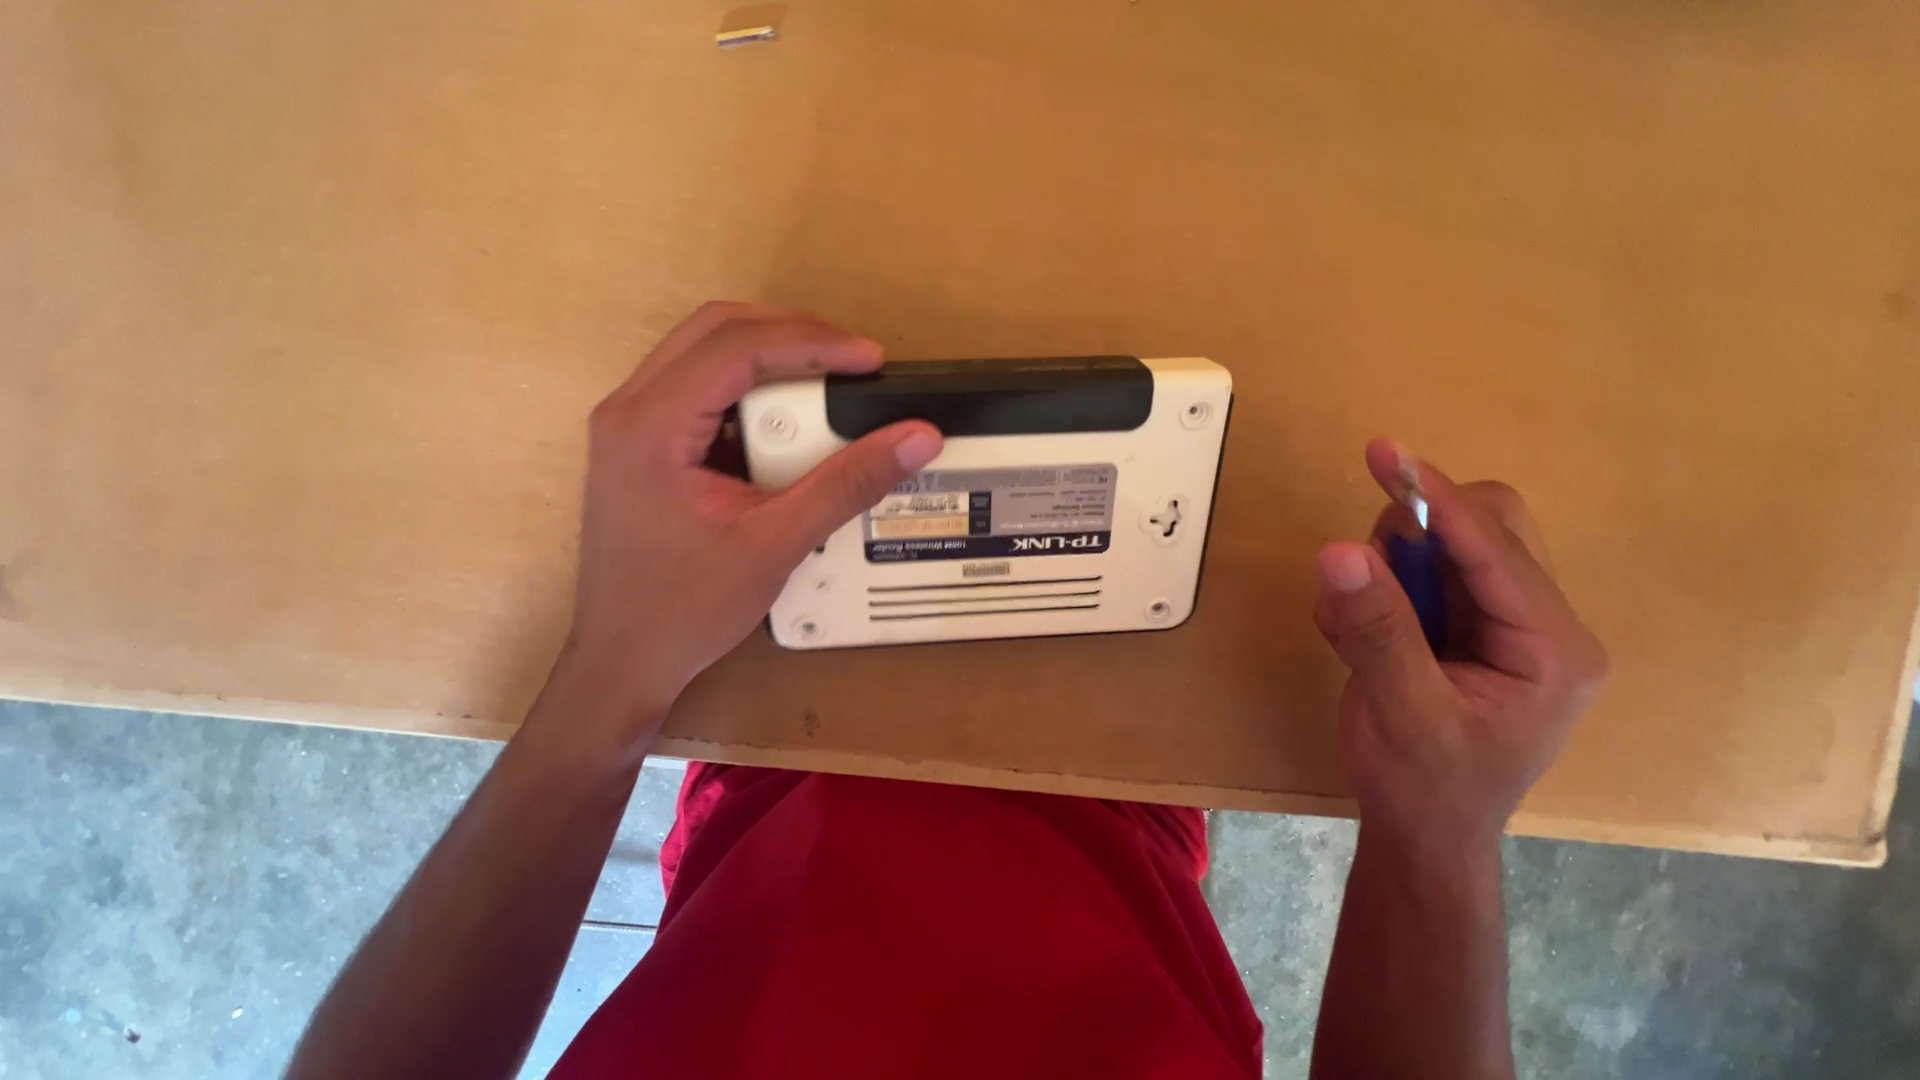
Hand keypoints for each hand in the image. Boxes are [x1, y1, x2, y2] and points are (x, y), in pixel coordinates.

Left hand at [541, 302, 942, 746]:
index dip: (811, 342)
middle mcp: (628, 411)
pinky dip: (748, 393)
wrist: (624, 661)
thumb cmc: (685, 609)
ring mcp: (628, 428)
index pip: (736, 347)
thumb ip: (848, 483)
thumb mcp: (776, 542)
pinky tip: (786, 427)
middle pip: (714, 329)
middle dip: (789, 335)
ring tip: (826, 386)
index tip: (869, 359)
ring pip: (702, 353)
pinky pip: (697, 391)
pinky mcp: (640, 448)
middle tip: (849, 362)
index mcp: (649, 425)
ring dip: (768, 360)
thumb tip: (916, 438)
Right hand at [1313, 439, 1607, 850]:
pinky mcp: (1465, 627)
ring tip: (1357, 632)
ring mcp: (1503, 623)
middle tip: (1367, 578)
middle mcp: (1539, 622)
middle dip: (1416, 539)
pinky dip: (1377, 592)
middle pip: (1487, 526)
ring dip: (1391, 570)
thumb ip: (1375, 628)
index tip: (1383, 451)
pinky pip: (1420, 573)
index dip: (1435, 500)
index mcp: (1552, 645)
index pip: (1494, 548)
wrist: (1423, 836)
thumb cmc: (1425, 787)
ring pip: (1450, 545)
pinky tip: (1360, 643)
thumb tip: (1338, 549)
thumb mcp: (1400, 711)